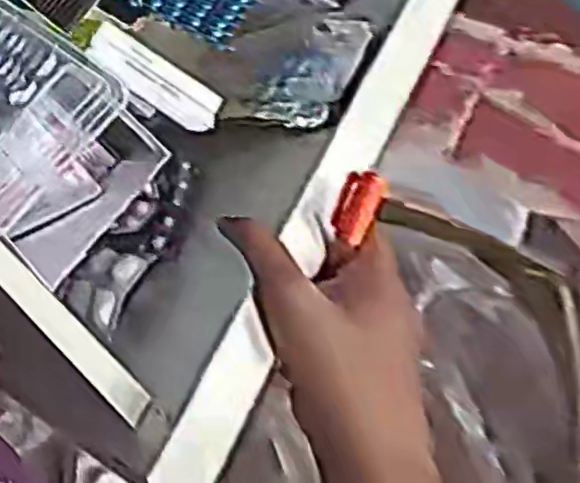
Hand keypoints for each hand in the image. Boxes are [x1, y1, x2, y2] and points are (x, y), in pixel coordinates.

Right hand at [221, 218, 438, 482]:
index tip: (317, 183)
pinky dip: (289, 299)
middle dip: (295, 241)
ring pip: (321, 282)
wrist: (357, 439)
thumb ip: (262, 250)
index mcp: (382, 287)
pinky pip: (315, 308)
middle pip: (335, 254)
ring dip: (288, 273)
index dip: (340, 204)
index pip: (364, 229)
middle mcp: (384, 306)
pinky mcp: (348, 350)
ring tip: (258, 271)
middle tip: (260, 231)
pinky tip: (267, 307)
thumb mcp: (288, 295)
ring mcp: (369, 331)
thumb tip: (237, 220)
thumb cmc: (335, 367)